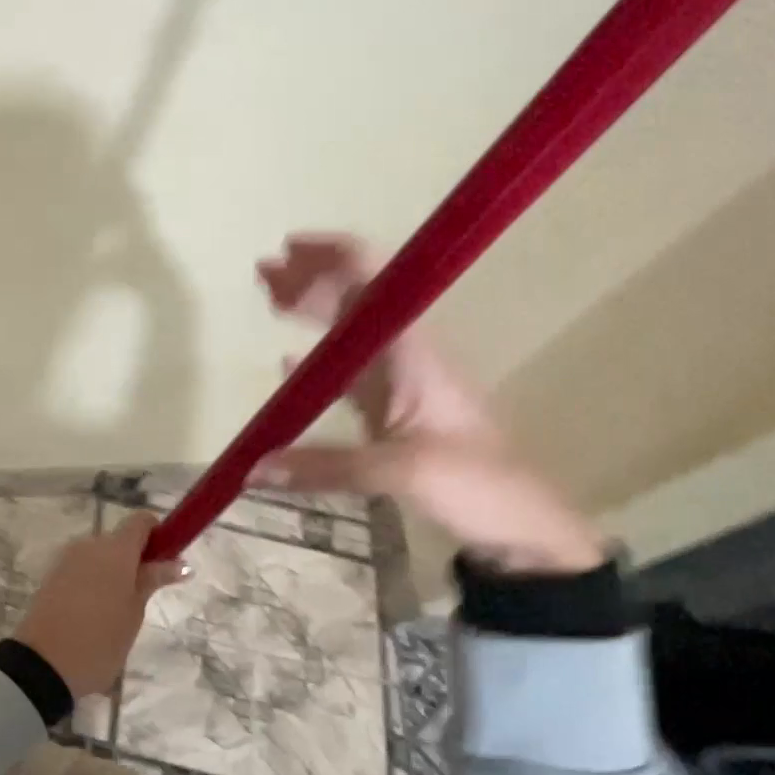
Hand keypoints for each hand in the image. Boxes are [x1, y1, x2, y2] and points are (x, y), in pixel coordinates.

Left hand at [13, 512, 188, 697]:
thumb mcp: (134, 612)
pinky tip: (94, 614)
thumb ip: (152, 580)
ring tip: (118, 612)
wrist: (43, 665)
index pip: (141, 521)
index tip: (166, 562)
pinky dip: (92, 583)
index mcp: (114, 549)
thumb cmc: (100, 640)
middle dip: (135, 560)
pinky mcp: (50, 578)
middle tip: (145, 595)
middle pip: (118, 540)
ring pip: (98, 557)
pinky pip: (80, 571)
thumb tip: (178, 563)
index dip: (158, 535)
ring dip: (112, 573)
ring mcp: (65, 561)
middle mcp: (87, 546)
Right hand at [253, 232, 606, 574]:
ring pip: (348, 331)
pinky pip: (346, 373)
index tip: (287, 250)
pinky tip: (287, 363)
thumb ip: (324, 466)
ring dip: (311, 309)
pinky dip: (314, 360)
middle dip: (310, 278)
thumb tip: (252, 467)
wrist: (521, 523)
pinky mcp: (391, 414)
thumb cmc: (476, 485)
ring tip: (270, 299)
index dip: (331, 258)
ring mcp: (398, 385)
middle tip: (261, 273)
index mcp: (413, 353)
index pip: (373, 282)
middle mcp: (405, 357)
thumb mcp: (401, 473)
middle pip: (355, 298)